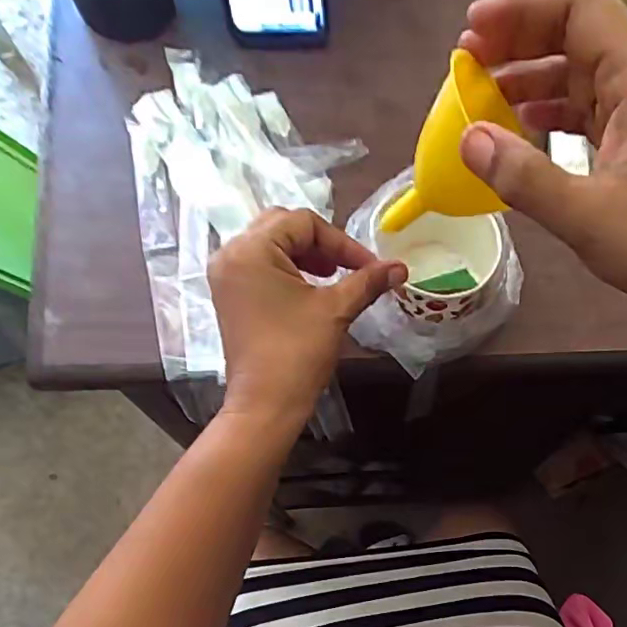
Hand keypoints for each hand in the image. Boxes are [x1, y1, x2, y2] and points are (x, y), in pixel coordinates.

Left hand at [208, 208, 405, 426]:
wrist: (266, 404)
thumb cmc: (298, 353)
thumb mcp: (336, 310)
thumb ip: (367, 281)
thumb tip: (400, 267)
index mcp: (251, 249)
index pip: (303, 222)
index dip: (341, 242)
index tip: (368, 268)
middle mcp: (230, 254)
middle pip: (282, 226)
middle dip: (321, 244)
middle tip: (347, 267)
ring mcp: (226, 276)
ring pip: (270, 245)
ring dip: (304, 255)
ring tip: (330, 278)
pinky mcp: (229, 297)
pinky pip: (259, 266)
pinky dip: (286, 270)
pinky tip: (308, 291)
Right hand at [458, 0, 626, 308]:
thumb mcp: (581, 213)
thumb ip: (522, 176)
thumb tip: (468, 140)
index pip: (578, 6)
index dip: (520, 8)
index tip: (472, 31)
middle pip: (578, 32)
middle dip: (520, 40)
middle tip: (468, 62)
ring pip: (581, 70)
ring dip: (532, 77)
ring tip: (484, 94)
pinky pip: (590, 106)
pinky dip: (553, 110)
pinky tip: (522, 126)